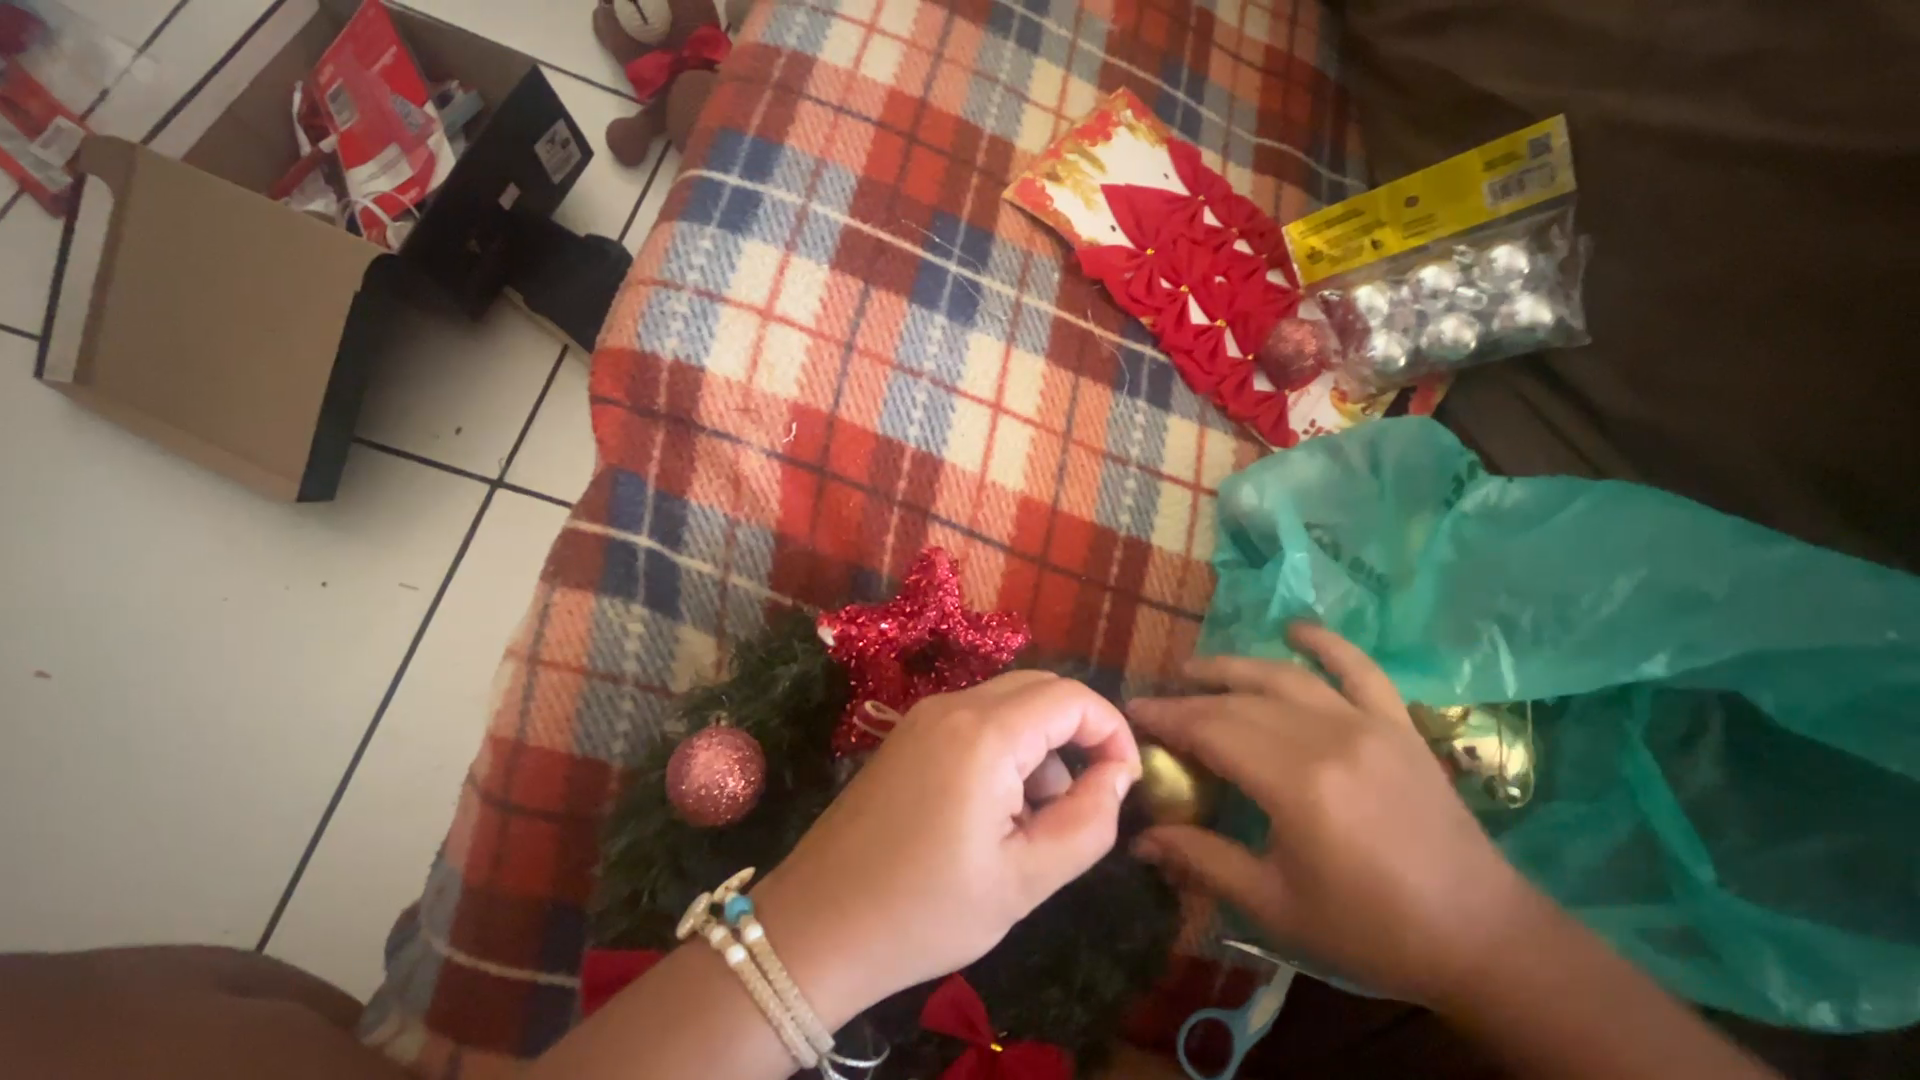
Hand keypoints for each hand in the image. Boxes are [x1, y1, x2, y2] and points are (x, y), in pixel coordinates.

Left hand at [751, 672, 1140, 1022]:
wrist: (816, 928)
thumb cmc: (925, 912)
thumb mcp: (1024, 881)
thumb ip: (1088, 822)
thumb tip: (1116, 777)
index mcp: (983, 734)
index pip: (1072, 697)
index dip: (1113, 730)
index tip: (1126, 783)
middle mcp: (951, 707)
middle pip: (1040, 690)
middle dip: (1077, 735)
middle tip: (1085, 801)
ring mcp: (921, 719)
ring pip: (1007, 705)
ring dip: (1039, 748)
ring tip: (1032, 825)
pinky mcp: (904, 738)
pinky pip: (973, 722)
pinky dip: (1003, 750)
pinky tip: (992, 814)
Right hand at [1127, 623, 1531, 1006]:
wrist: (1478, 934)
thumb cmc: (1369, 928)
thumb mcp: (1274, 904)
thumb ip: (1203, 860)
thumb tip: (1140, 840)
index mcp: (1296, 783)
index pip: (1211, 730)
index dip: (1167, 719)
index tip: (1132, 715)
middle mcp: (1329, 738)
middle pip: (1241, 702)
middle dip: (1190, 698)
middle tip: (1154, 703)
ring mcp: (1369, 724)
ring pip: (1286, 678)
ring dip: (1235, 668)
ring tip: (1195, 669)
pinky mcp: (1399, 725)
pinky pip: (1359, 669)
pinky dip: (1326, 643)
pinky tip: (1295, 628)